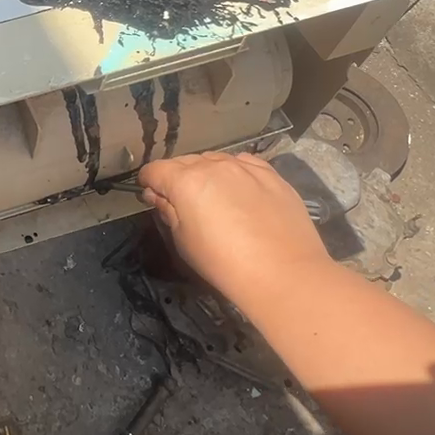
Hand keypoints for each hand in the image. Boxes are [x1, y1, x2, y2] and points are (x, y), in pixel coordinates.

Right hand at [136, 152, 332, 303]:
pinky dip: (234, 172)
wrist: (285, 275)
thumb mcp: (183, 241)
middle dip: (177, 178)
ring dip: (206, 174)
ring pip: (213, 160)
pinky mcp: (271, 175)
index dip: (149, 184)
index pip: (154, 170)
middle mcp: (213, 165)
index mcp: (185, 181)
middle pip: (183, 162)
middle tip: (184, 205)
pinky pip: (243, 164)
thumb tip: (158, 196)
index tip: (153, 198)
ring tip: (216, 199)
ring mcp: (245, 167)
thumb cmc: (224, 263)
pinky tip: (240, 192)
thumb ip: (167, 211)